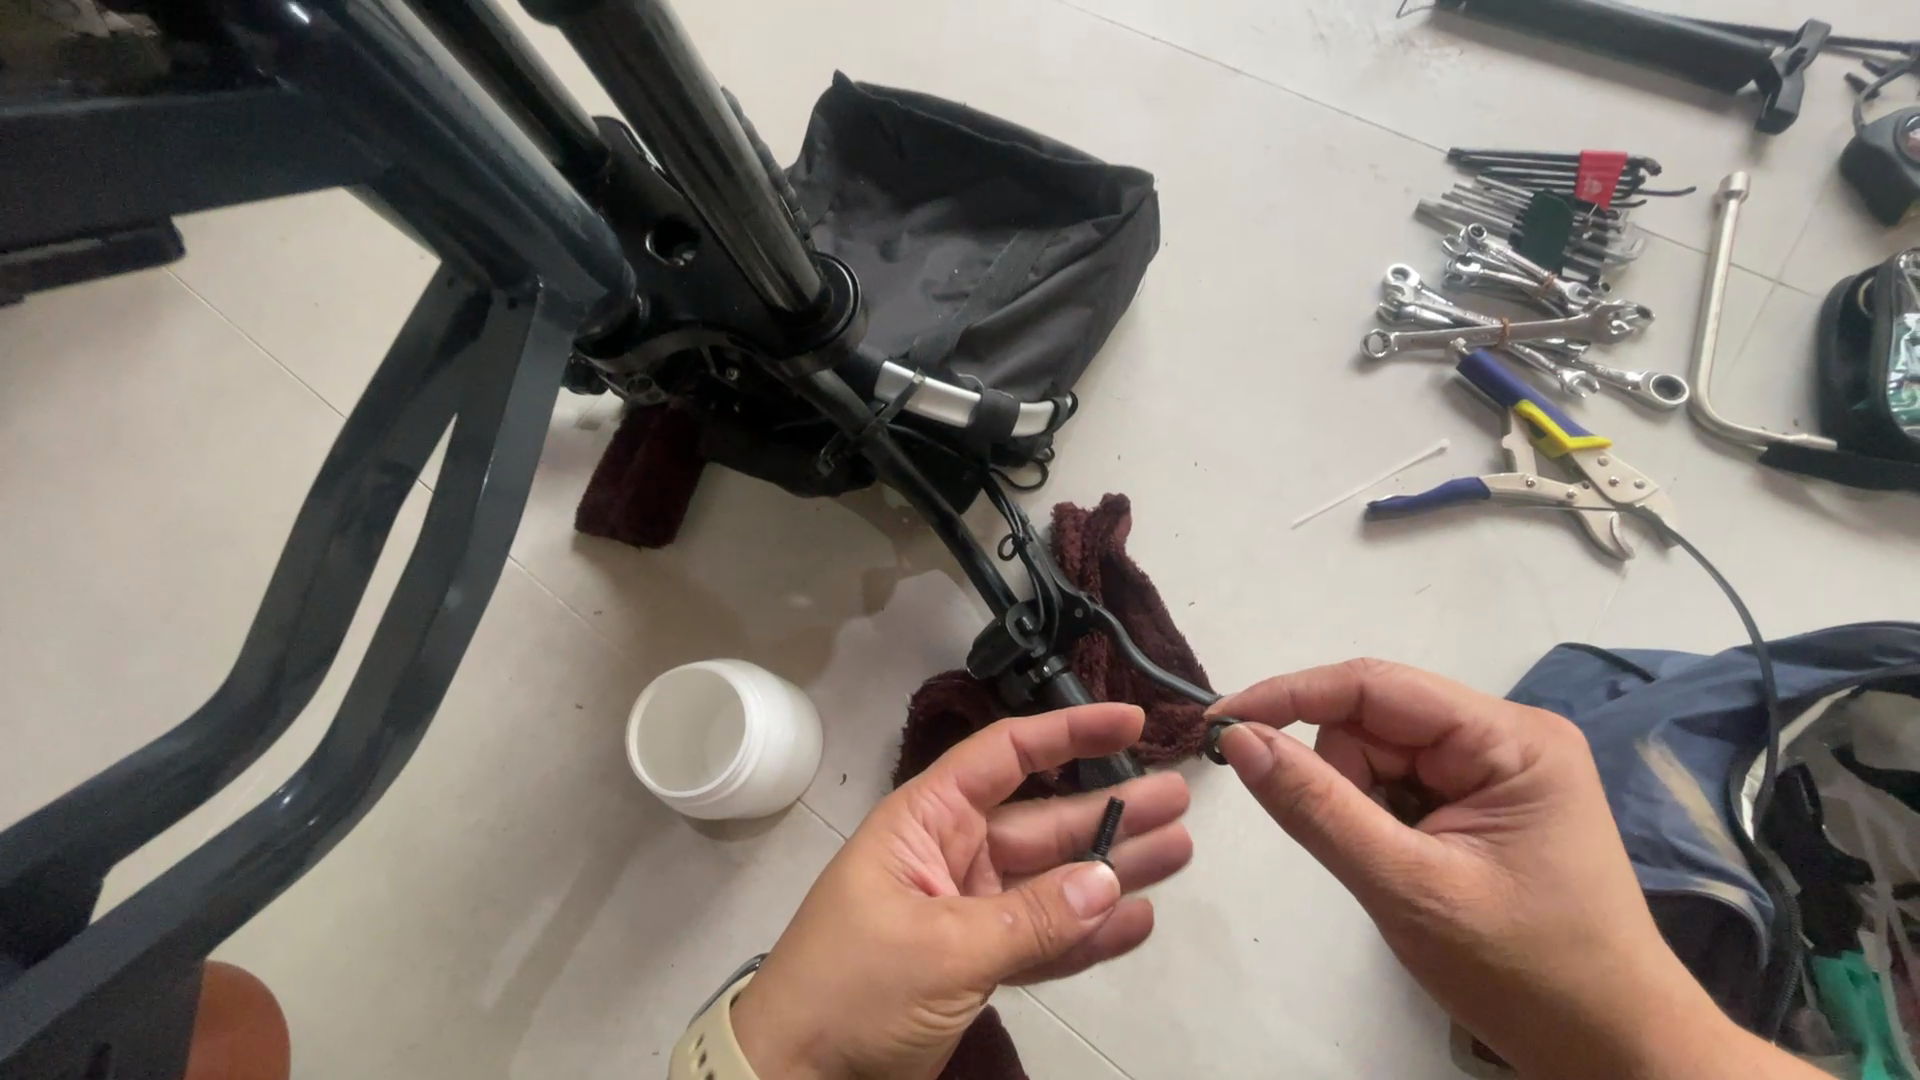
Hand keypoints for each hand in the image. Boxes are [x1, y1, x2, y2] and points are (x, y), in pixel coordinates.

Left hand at [732, 704, 1191, 1079]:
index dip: (1067, 733)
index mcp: (928, 819)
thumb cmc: (853, 989)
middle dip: (1109, 809)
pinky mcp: (976, 960)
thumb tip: (1108, 885)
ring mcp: (968, 908)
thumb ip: (1030, 918)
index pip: (1005, 755)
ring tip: (1178, 849)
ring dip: (1112, 869)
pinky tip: (1136, 920)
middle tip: (1178, 797)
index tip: (1127, 723)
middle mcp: (952, 852)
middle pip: (1043, 820)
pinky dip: (1085, 933)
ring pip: (1051, 880)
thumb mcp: (941, 948)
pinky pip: (1042, 937)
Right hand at [1209, 660, 1813, 1079]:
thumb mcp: (1407, 888)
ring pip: (1370, 752)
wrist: (1612, 1057)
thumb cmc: (1526, 975)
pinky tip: (1405, 860)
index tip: (1219, 724)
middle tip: (1361, 849)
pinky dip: (1372, 816)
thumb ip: (1316, 807)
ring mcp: (1491, 764)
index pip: (1372, 686)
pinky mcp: (1477, 795)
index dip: (1288, 697)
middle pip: (1369, 721)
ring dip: (1355, 802)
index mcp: (1508, 739)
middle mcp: (1501, 734)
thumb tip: (1236, 738)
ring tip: (1395, 866)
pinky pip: (1389, 780)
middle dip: (1340, 778)